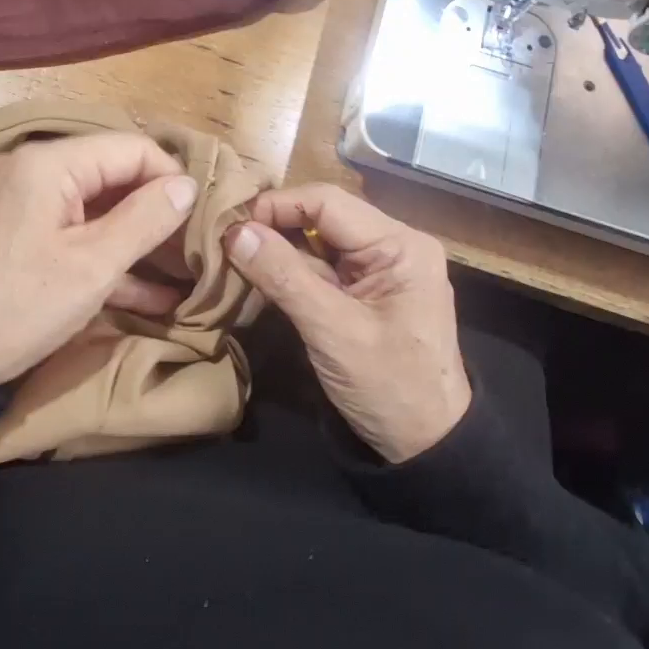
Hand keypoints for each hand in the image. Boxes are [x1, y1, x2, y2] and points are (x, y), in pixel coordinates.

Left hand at [0, 133, 199, 383]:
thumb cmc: (22, 304)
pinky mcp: (19, 236)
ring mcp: (24, 204)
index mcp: (50, 164)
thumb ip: (145, 219)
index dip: (172, 178)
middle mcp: (35, 171)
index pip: (131, 148)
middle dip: (158, 211)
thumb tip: (188, 185)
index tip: (204, 216)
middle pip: (114, 175)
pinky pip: (74, 234)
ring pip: (97, 209)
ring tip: (185, 272)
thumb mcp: (92, 266)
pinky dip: (107, 257)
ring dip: (138, 240)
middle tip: (198, 245)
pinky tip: (152, 294)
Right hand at [224, 184, 468, 463]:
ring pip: (317, 242)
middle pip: (322, 217)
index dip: (275, 205)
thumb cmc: (389, 387)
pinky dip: (288, 271)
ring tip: (230, 255)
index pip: (327, 202)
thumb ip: (284, 277)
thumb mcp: (333, 331)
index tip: (228, 224)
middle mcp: (392, 246)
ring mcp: (379, 270)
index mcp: (400, 245)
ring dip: (276, 249)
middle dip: (272, 225)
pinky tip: (255, 276)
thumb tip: (234, 231)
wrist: (426, 446)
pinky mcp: (364, 293)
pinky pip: (320, 268)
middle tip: (223, 239)